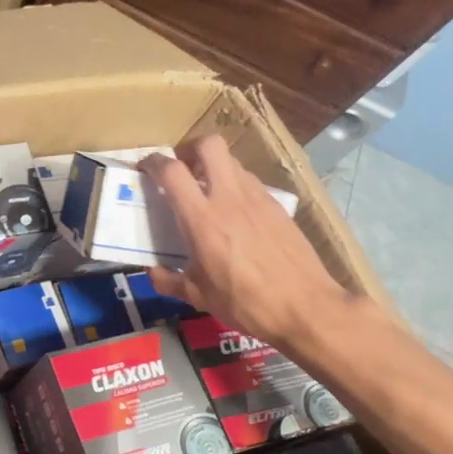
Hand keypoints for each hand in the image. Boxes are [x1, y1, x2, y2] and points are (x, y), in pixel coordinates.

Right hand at [139, 136, 380, 348]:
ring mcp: (257, 199)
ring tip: (206, 191)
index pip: (173, 171)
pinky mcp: (277, 206)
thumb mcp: (200, 297)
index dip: (154, 162)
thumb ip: (170, 281)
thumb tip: (152, 273)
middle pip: (209, 145)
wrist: (306, 308)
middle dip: (189, 149)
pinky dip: (235, 185)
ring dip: (213, 167)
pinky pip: (250, 181)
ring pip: (231, 161)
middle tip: (181, 169)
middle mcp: (229, 198)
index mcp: (202, 219)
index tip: (145, 168)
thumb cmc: (247, 303)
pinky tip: (235, 213)